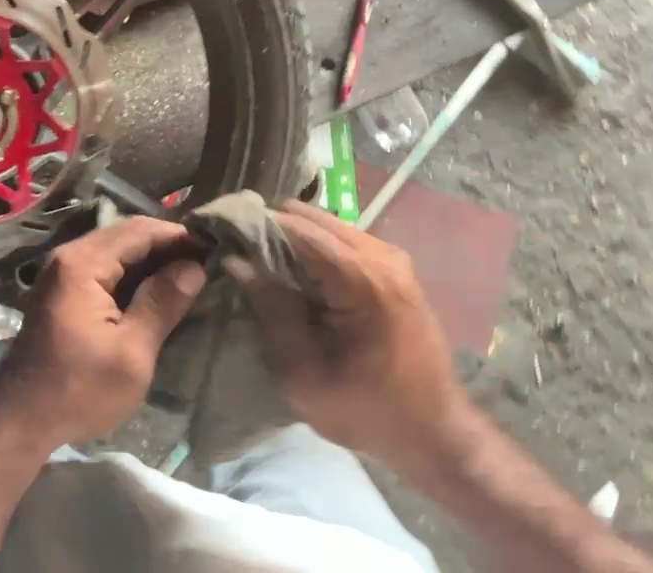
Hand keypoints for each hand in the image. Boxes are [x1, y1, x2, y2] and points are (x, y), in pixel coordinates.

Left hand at [0, 217, 206, 451]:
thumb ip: (162, 303)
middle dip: (165, 245)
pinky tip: (157, 290)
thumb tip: (193, 267)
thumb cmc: (79, 389)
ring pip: (114, 250)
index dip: (177, 236)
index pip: (138, 231)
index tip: (214, 247)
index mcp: (82, 263)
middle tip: (207, 261)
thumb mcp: (132, 352)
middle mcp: (68, 256)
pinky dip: (130, 273)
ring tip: (189, 274)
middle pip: (124, 235)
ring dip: (149, 260)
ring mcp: (61, 272)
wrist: (21, 418)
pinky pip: (102, 267)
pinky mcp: (62, 291)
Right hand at [225, 201, 466, 470]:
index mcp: (361, 280)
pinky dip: (313, 245)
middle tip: (234, 248)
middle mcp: (382, 257)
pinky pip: (343, 238)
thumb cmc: (365, 410)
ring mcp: (393, 259)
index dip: (252, 225)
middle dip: (269, 227)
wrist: (435, 435)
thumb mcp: (303, 371)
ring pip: (326, 223)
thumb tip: (235, 258)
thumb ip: (272, 308)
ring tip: (258, 259)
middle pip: (310, 217)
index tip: (217, 232)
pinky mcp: (396, 268)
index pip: (294, 227)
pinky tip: (293, 270)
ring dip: (291, 235)